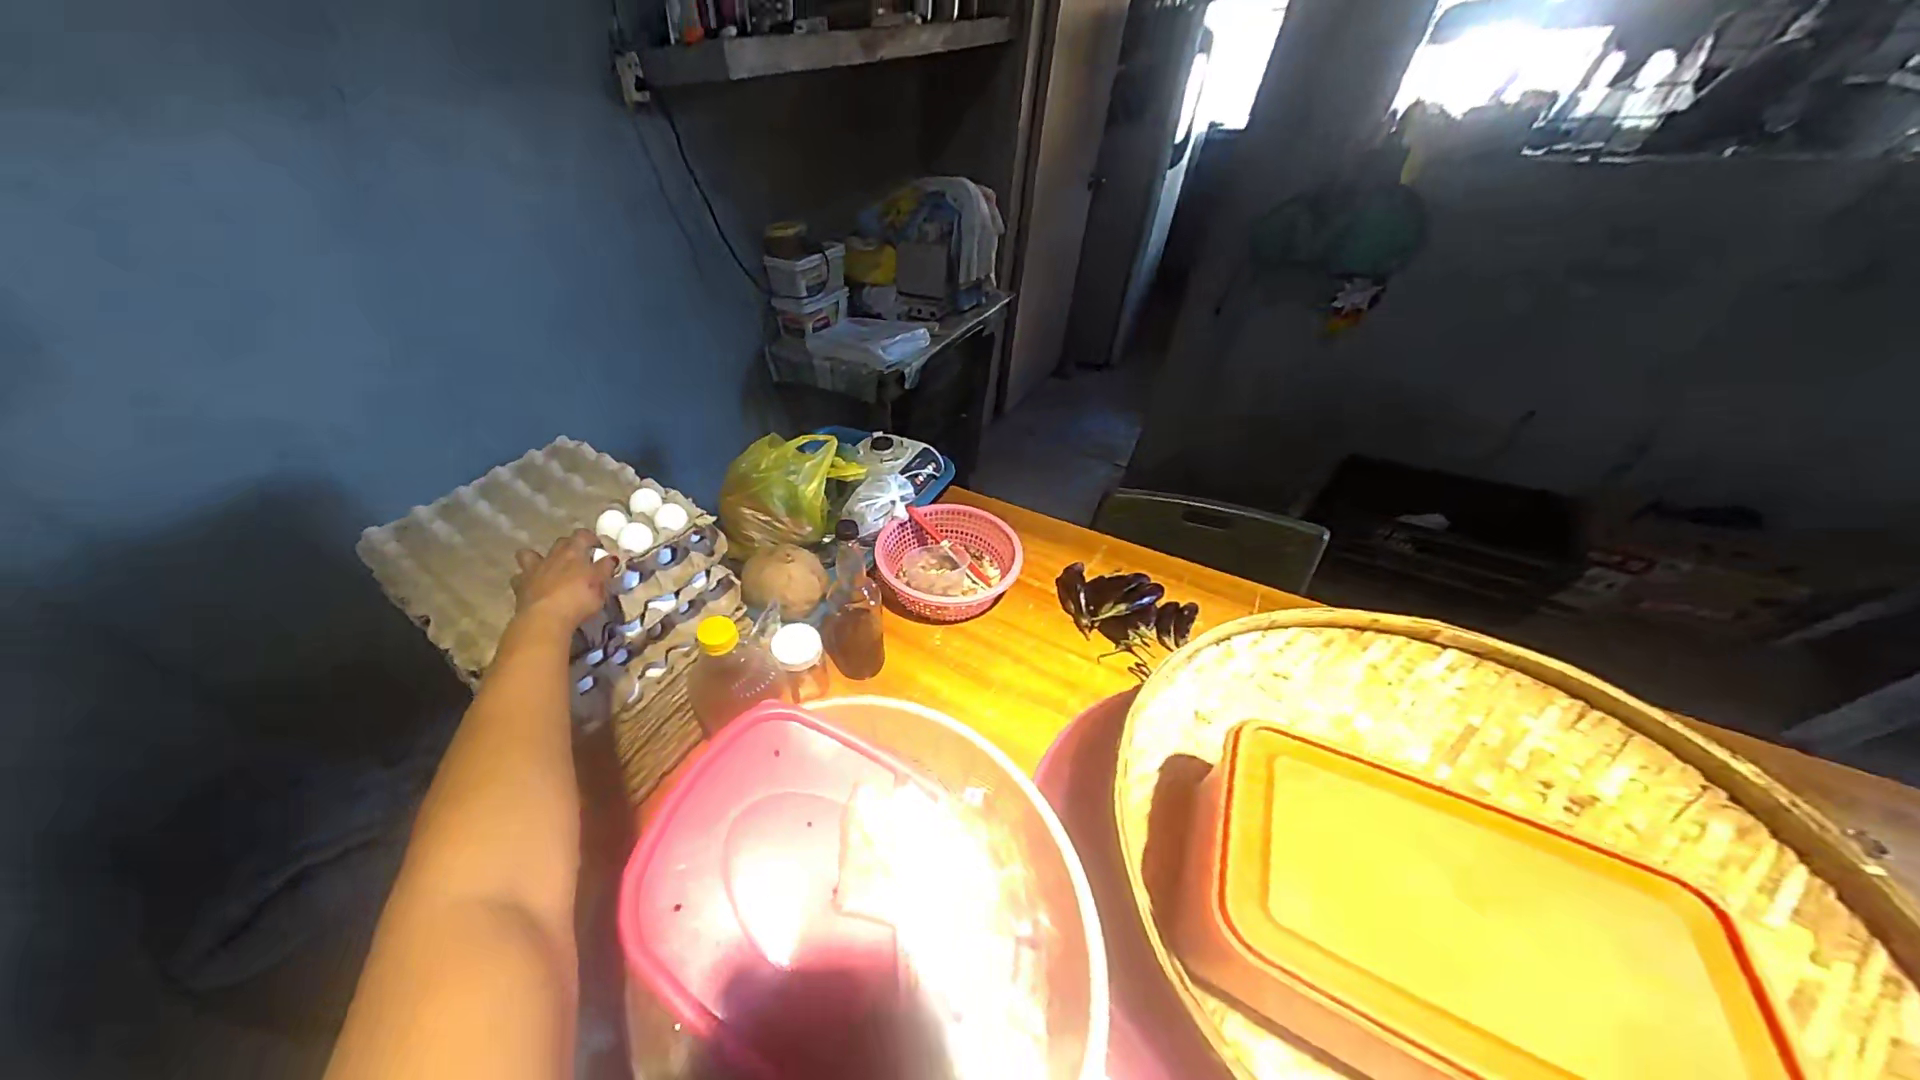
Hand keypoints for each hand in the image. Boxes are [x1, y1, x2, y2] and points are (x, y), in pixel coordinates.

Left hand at [509, 528, 616, 635]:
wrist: (545, 618)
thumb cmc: (578, 599)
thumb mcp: (601, 584)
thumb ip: (605, 569)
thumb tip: (610, 559)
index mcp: (574, 553)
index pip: (583, 535)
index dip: (591, 538)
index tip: (599, 547)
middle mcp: (553, 556)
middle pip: (560, 542)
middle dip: (569, 546)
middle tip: (579, 559)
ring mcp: (533, 570)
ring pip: (529, 554)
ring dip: (537, 558)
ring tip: (546, 568)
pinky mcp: (519, 586)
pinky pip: (519, 577)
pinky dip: (525, 579)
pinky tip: (532, 587)